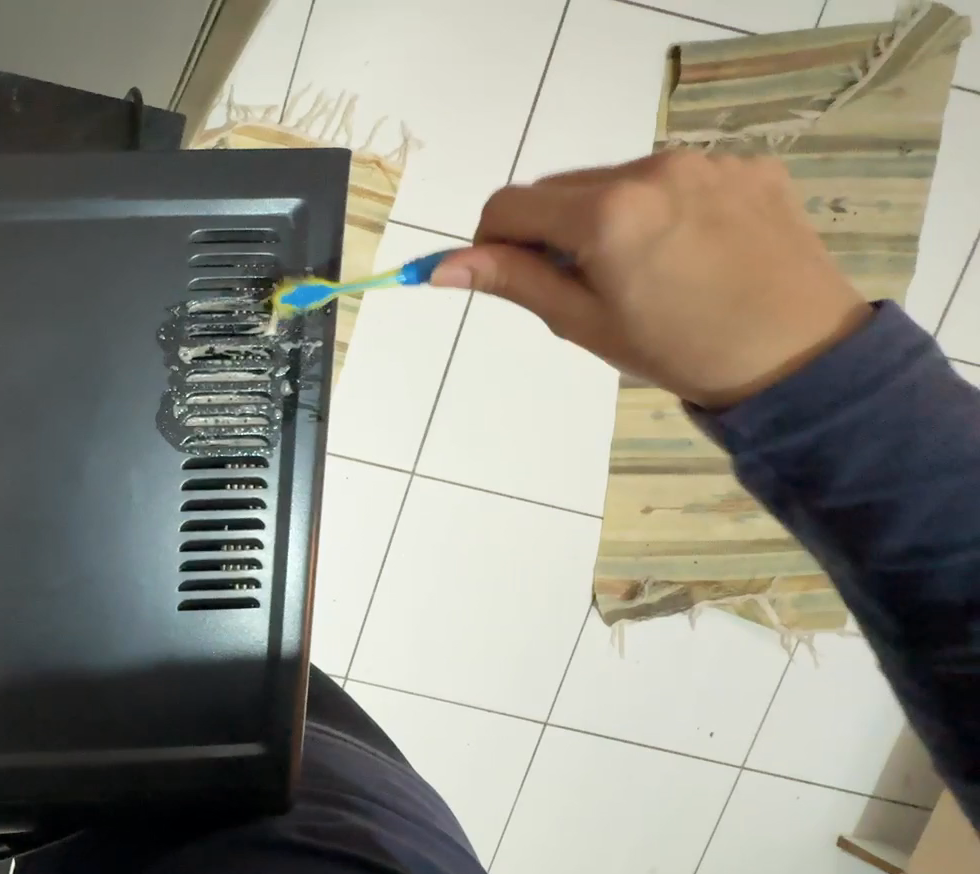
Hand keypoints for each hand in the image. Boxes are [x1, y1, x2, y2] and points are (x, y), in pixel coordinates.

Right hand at [431, 150, 870, 407]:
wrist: (793, 352)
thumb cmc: (670, 347)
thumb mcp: (577, 320)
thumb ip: (510, 279)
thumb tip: (439, 267)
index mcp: (606, 211)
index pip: (506, 205)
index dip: (491, 243)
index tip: (514, 279)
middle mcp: (652, 168)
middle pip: (556, 189)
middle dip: (546, 231)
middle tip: (578, 284)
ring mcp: (705, 161)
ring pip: (609, 181)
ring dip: (597, 218)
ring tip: (635, 269)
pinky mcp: (745, 166)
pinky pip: (666, 178)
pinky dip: (650, 209)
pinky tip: (680, 250)